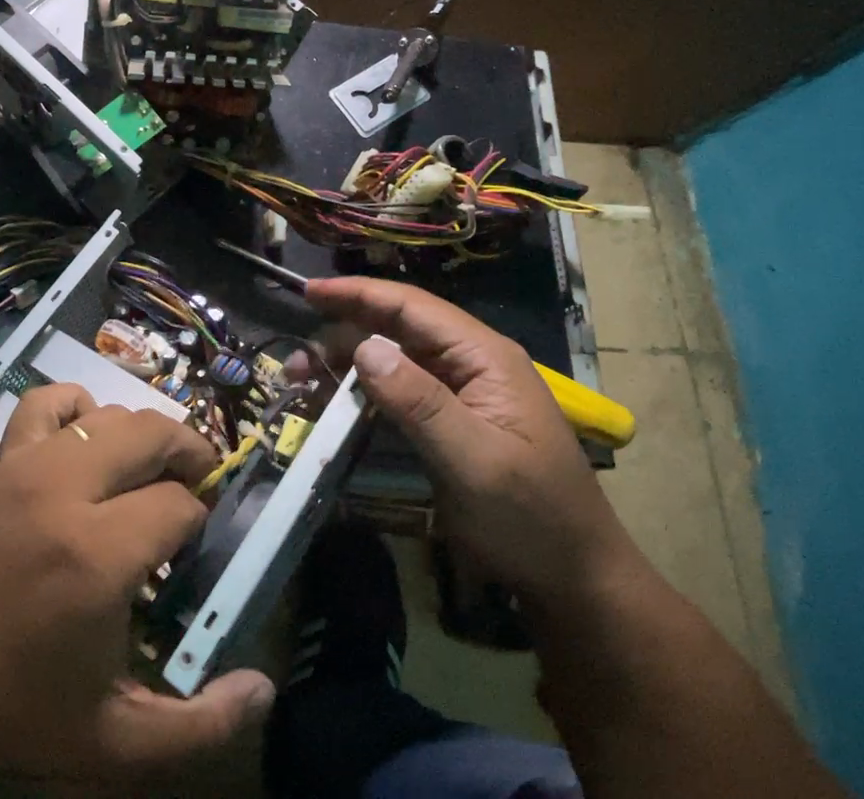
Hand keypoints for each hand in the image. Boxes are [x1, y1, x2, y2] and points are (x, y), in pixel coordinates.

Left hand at [0, 384, 275, 777]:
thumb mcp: (117, 741)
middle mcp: (63, 494)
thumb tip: (263, 689)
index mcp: (96, 556)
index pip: (179, 504)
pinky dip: (78, 409)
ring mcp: (24, 469)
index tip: (194, 552)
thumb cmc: (18, 708)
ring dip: (143, 436)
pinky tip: (90, 442)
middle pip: (152, 435)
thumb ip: (202, 725)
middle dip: (189, 455)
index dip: (200, 522)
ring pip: (108, 416)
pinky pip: (45, 404)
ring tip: (152, 473)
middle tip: (198, 491)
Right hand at [304, 277, 643, 608]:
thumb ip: (420, 402)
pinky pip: (395, 394)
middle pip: (396, 330)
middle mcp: (470, 365)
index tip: (307, 290)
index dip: (358, 294)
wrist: (570, 573)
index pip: (413, 308)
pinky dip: (359, 395)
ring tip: (302, 383)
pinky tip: (330, 406)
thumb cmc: (530, 514)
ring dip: (345, 366)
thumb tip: (364, 346)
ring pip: (391, 361)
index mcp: (484, 358)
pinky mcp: (446, 423)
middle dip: (341, 333)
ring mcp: (458, 394)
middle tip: (292, 361)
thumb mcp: (474, 460)